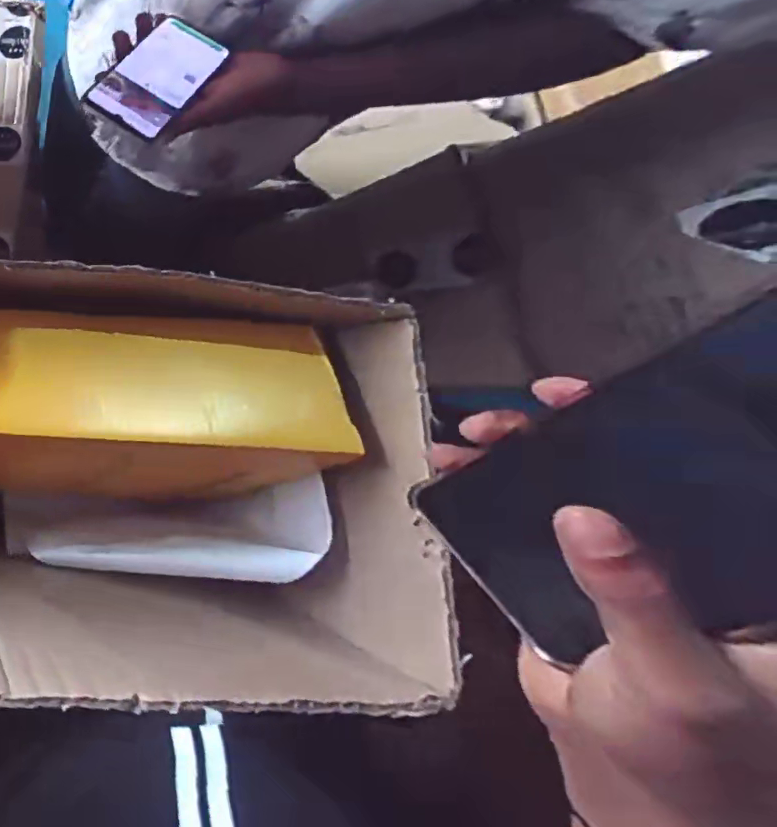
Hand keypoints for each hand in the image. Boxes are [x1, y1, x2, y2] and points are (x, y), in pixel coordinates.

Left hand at [107, 13, 297, 139]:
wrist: (279, 77)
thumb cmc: (243, 96)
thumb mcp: (209, 110)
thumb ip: (183, 120)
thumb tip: (157, 135)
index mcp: (170, 106)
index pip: (136, 96)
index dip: (119, 85)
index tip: (105, 70)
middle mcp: (173, 90)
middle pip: (141, 72)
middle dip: (128, 54)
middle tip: (121, 35)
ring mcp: (185, 71)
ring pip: (156, 54)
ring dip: (146, 37)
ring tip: (140, 19)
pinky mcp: (200, 54)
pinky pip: (178, 42)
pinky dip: (168, 30)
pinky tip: (160, 18)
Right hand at [433, 379, 776, 826]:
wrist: (635, 786)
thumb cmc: (692, 743)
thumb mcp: (678, 677)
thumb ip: (636, 599)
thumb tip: (583, 516)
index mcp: (735, 569)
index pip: (697, 477)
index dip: (643, 426)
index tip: (579, 397)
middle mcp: (678, 552)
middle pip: (613, 470)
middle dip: (550, 436)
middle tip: (496, 422)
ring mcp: (614, 562)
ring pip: (556, 487)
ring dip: (504, 460)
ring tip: (456, 445)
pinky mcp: (558, 574)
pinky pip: (517, 519)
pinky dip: (479, 492)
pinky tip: (447, 476)